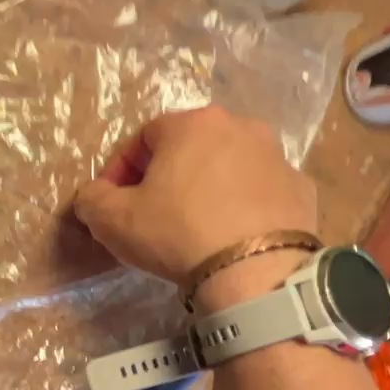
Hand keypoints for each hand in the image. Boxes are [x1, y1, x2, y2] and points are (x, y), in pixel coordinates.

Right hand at [73, 106, 317, 312]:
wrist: (252, 264)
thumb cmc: (173, 230)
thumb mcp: (110, 219)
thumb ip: (91, 199)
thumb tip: (94, 194)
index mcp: (192, 126)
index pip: (143, 135)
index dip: (119, 168)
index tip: (109, 201)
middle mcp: (239, 126)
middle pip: (188, 146)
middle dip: (162, 174)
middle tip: (146, 210)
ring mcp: (276, 153)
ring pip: (224, 164)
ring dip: (201, 185)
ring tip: (187, 223)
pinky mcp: (298, 184)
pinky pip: (254, 188)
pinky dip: (235, 203)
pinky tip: (222, 232)